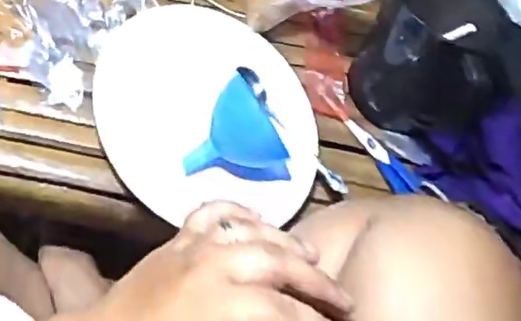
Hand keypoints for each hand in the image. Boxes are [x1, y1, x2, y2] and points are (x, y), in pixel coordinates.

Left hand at [59, 203, 352, 320]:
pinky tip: (257, 218)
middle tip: (343, 297)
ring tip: (312, 253)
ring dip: (285, 240)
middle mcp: (213, 264)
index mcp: (222, 304)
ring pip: (251, 230)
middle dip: (314, 280)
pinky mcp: (177, 238)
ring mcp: (194, 244)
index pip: (284, 310)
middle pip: (276, 262)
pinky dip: (238, 211)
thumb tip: (285, 319)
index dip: (314, 319)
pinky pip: (213, 212)